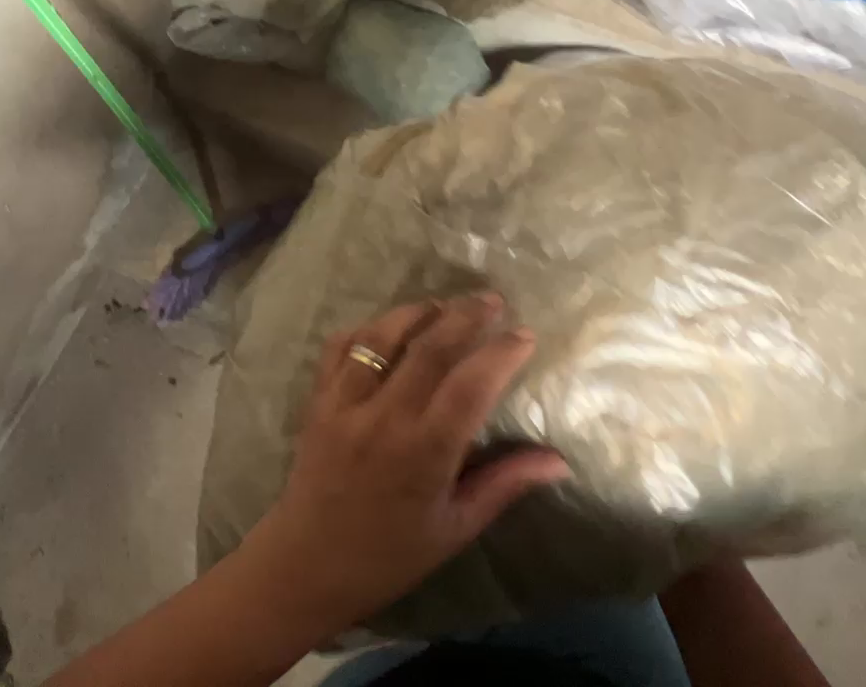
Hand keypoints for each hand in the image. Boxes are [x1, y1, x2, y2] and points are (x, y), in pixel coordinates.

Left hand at [236, 293, 571, 630]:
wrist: (306, 565)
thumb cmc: (390, 554)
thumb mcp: (455, 527)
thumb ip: (505, 484)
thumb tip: (559, 460)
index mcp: (424, 452)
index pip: (471, 385)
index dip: (501, 353)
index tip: (525, 335)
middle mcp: (385, 418)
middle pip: (430, 347)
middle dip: (466, 315)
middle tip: (492, 300)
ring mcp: (344, 404)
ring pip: (382, 337)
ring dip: (416, 312)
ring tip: (442, 305)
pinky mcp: (317, 401)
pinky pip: (339, 349)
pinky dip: (365, 330)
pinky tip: (386, 328)